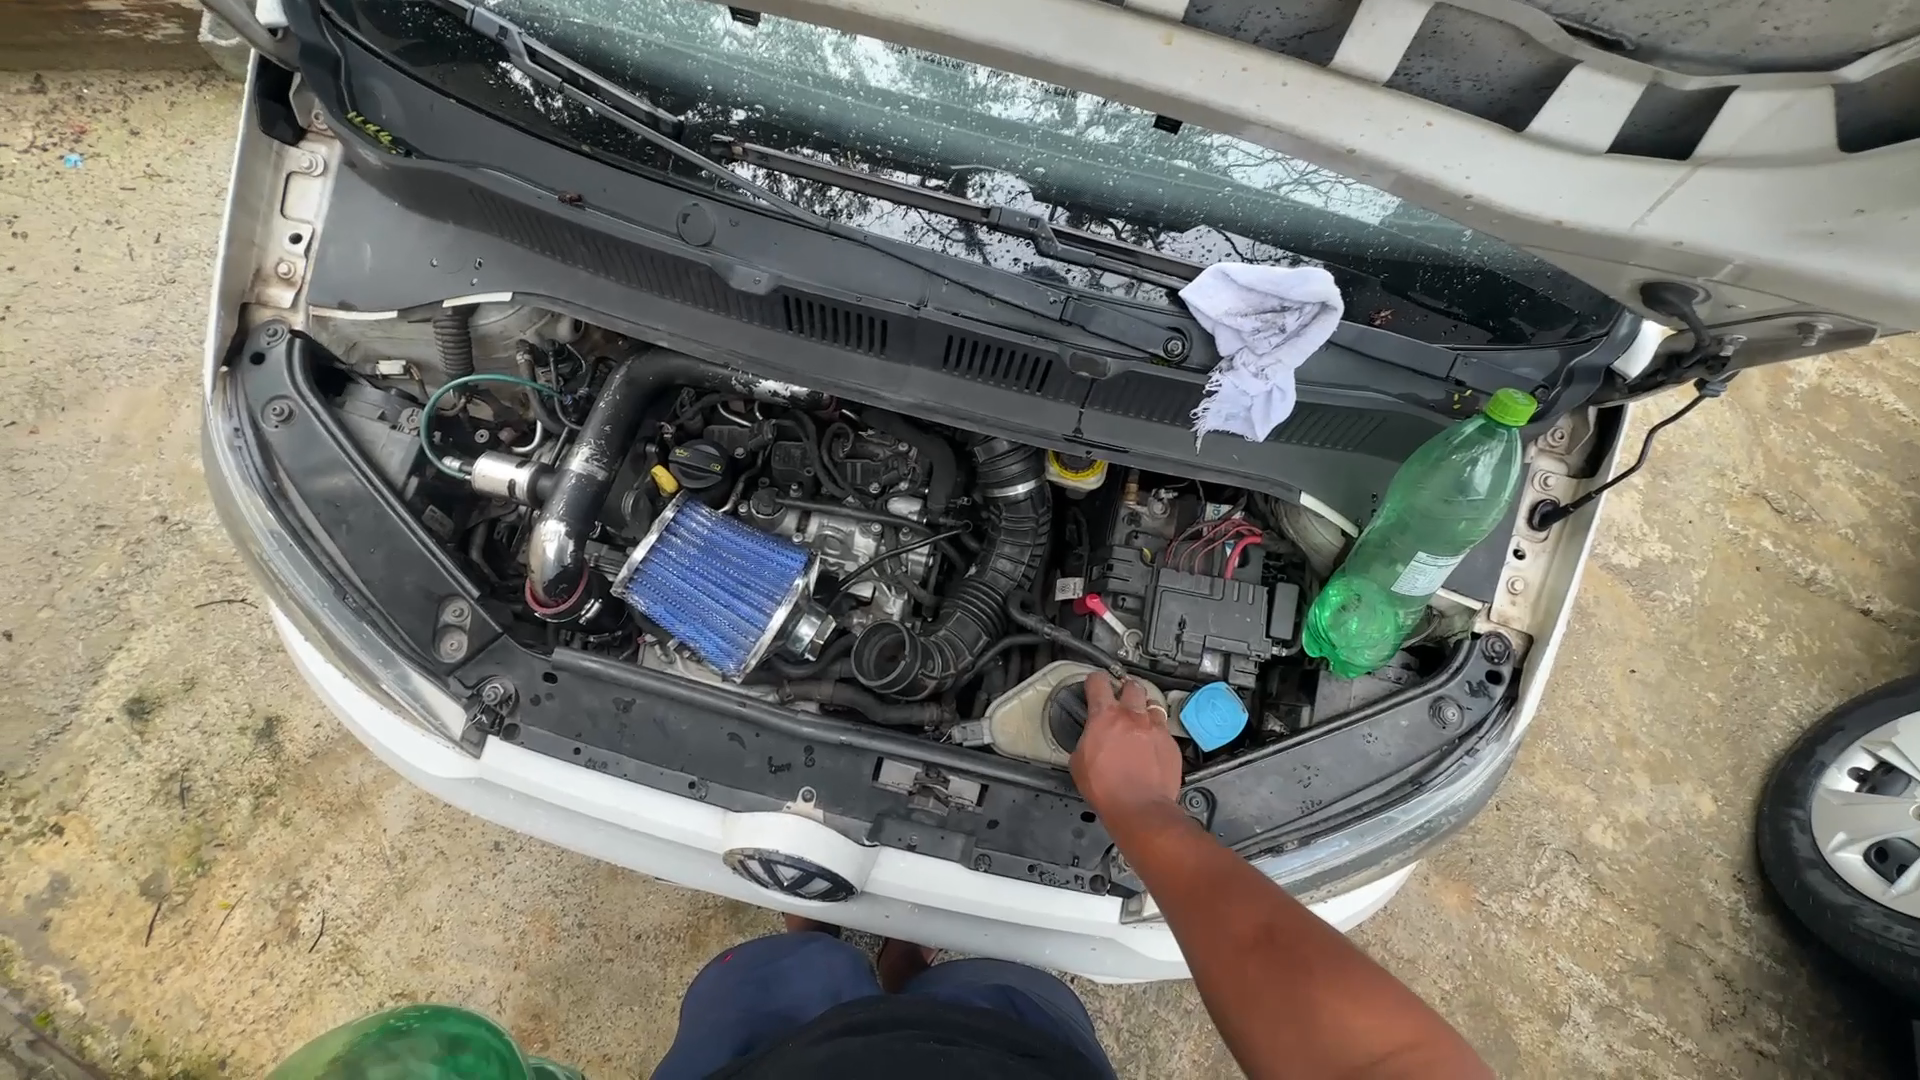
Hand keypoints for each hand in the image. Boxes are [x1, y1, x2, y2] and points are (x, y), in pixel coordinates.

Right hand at [1070, 673, 1183, 837]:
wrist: (1139, 807)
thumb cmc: (1107, 788)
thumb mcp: (1078, 762)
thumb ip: (1085, 741)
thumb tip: (1088, 742)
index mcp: (1105, 716)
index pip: (1098, 682)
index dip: (1094, 680)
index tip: (1094, 683)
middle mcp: (1132, 716)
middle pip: (1131, 686)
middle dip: (1125, 689)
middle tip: (1121, 697)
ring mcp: (1154, 728)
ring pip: (1152, 704)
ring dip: (1144, 709)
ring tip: (1139, 720)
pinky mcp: (1170, 743)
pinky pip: (1164, 728)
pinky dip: (1157, 732)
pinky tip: (1151, 744)